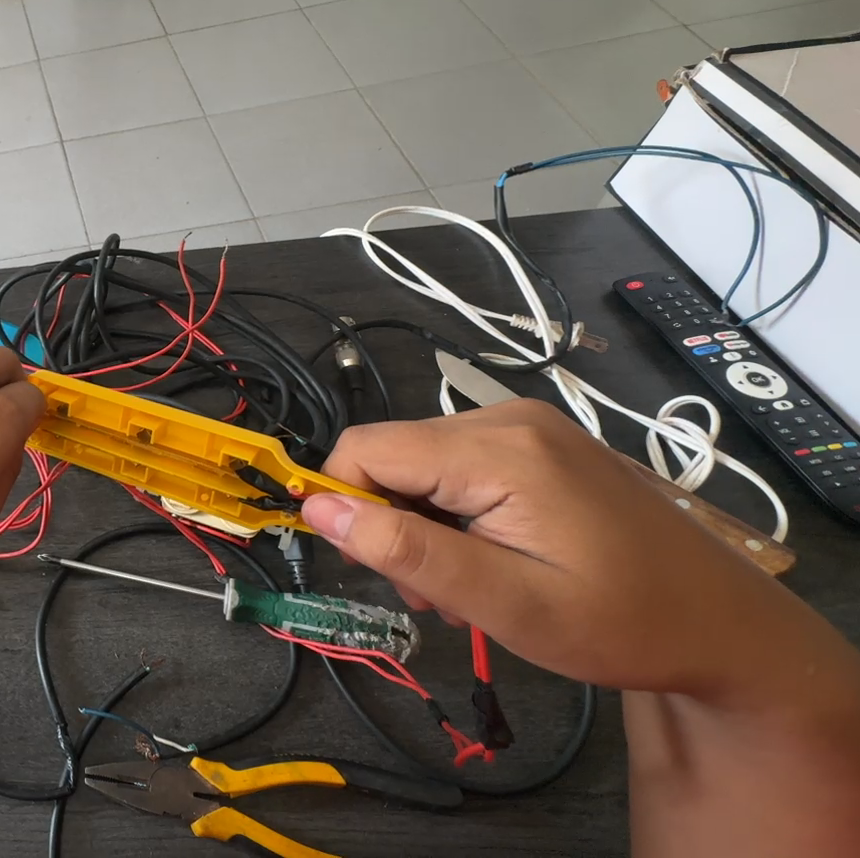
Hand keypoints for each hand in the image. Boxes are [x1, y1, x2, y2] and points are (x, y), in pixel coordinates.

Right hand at [301, 399, 858, 705]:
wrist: (733, 632)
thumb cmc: (624, 625)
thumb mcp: (508, 603)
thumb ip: (407, 551)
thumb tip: (316, 507)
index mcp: (500, 449)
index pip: (365, 448)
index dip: (342, 500)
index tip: (369, 561)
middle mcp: (506, 418)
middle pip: (389, 453)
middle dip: (387, 520)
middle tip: (428, 589)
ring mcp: (524, 425)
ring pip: (415, 459)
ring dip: (416, 519)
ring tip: (462, 580)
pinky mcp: (534, 441)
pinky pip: (451, 461)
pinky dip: (446, 508)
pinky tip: (482, 551)